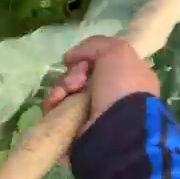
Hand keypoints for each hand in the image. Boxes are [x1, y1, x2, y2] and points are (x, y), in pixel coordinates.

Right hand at [43, 35, 159, 130]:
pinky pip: (56, 114)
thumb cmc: (121, 87)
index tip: (84, 63)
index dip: (88, 60)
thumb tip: (69, 57)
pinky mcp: (74, 134)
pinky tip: (55, 104)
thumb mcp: (117, 51)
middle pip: (78, 79)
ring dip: (59, 90)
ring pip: (65, 96)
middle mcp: (109, 99)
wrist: (115, 129)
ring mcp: (91, 118)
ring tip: (63, 94)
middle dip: (71, 76)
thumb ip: (94, 44)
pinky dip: (53, 107)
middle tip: (75, 82)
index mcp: (126, 81)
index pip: (99, 65)